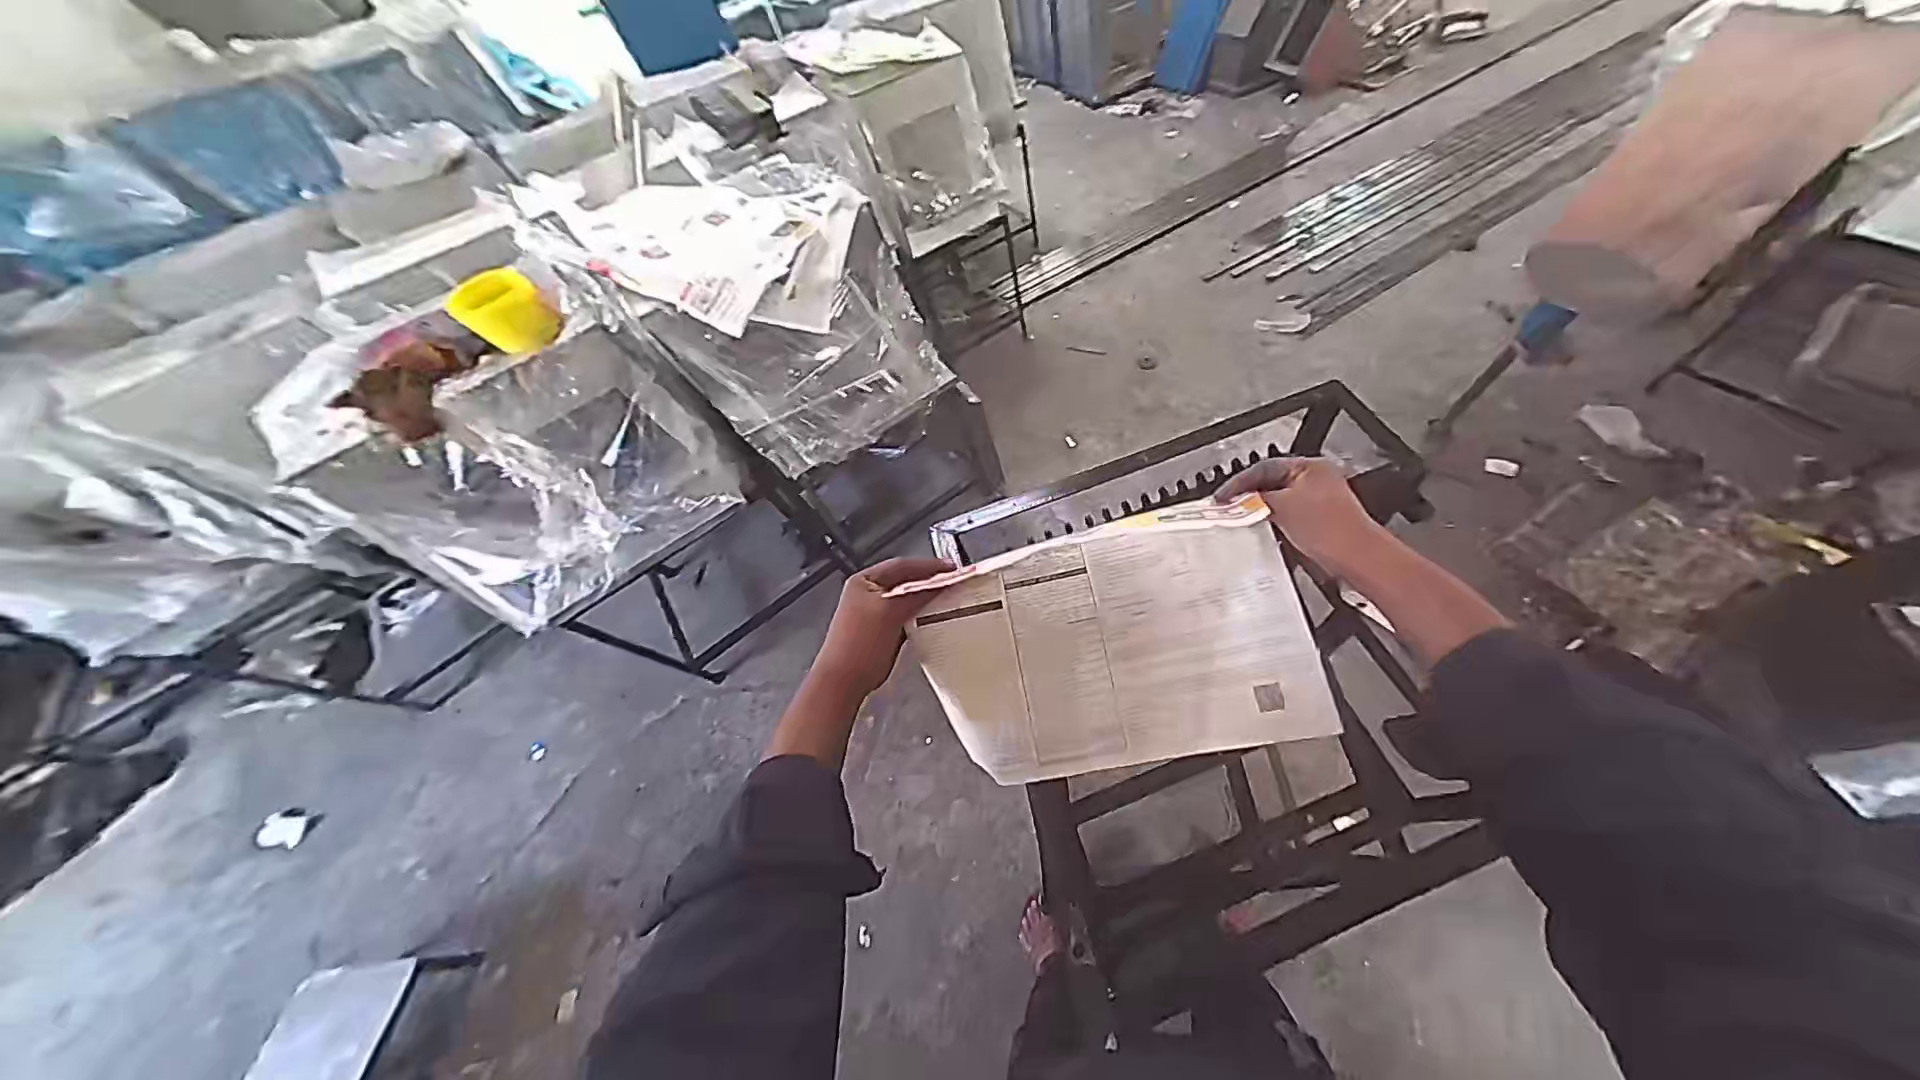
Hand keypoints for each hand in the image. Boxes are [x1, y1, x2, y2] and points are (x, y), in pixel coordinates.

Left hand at [811, 557, 953, 696]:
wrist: (843, 681)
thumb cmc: (859, 645)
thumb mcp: (890, 612)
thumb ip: (915, 595)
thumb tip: (938, 583)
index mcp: (864, 582)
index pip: (901, 565)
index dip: (928, 566)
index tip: (951, 568)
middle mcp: (867, 593)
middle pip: (904, 581)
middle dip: (928, 581)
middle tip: (953, 581)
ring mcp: (874, 612)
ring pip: (906, 599)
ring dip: (925, 598)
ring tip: (947, 597)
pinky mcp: (882, 631)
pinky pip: (905, 616)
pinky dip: (919, 614)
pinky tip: (933, 617)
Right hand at [1215, 458, 1384, 569]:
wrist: (1355, 556)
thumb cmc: (1330, 528)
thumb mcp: (1281, 505)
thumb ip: (1256, 498)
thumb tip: (1240, 499)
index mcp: (1310, 467)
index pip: (1263, 467)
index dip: (1238, 482)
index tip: (1222, 496)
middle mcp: (1316, 479)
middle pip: (1270, 482)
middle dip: (1248, 495)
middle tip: (1228, 506)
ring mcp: (1318, 499)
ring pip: (1278, 499)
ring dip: (1260, 509)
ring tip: (1244, 518)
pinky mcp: (1319, 519)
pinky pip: (1287, 514)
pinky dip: (1273, 519)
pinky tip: (1265, 529)